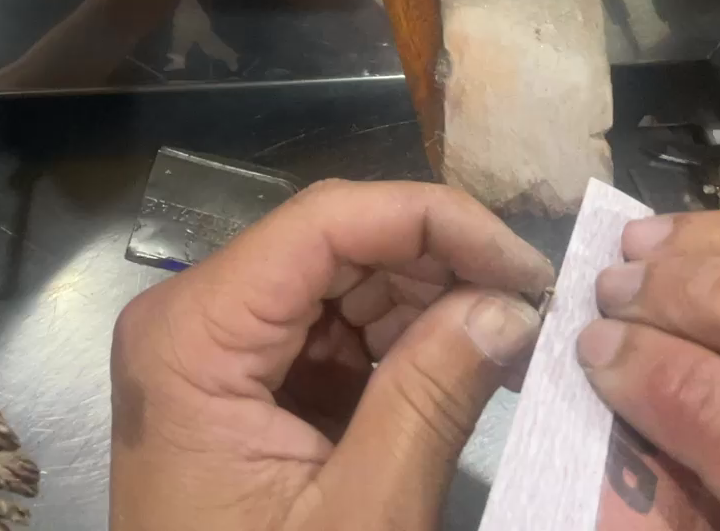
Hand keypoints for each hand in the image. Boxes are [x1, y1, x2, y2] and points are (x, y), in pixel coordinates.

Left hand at [110, 180, 554, 530]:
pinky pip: (327, 320)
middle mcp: (193, 311)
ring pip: (336, 273)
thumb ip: (431, 399)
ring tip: (502, 333)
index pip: (322, 221)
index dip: (431, 218)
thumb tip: (510, 304)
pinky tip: (452, 355)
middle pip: (330, 239)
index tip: (522, 261)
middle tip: (526, 304)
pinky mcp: (241, 368)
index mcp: (193, 331)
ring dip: (423, 295)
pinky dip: (395, 333)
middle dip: (435, 260)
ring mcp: (215, 337)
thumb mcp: (357, 521)